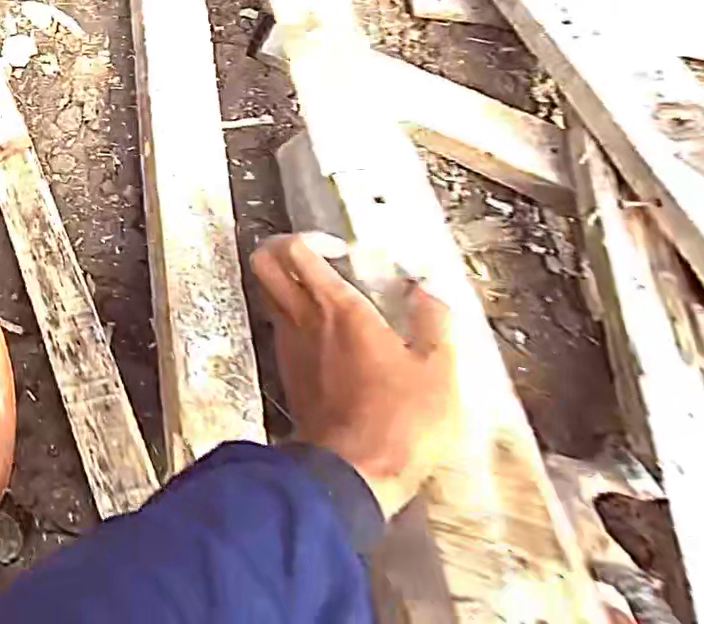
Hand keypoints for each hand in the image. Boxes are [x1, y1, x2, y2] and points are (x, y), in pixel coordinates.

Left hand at [249, 233, 458, 517]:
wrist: (353, 467)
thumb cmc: (401, 419)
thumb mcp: (439, 372)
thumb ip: (435, 323)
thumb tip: (427, 291)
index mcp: (338, 309)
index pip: (297, 252)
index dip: (308, 237)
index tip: (337, 247)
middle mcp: (302, 317)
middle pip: (263, 262)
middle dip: (277, 246)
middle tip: (311, 254)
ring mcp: (287, 340)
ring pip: (266, 290)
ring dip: (284, 279)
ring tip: (320, 289)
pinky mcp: (285, 364)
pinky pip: (278, 321)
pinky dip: (291, 311)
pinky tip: (323, 328)